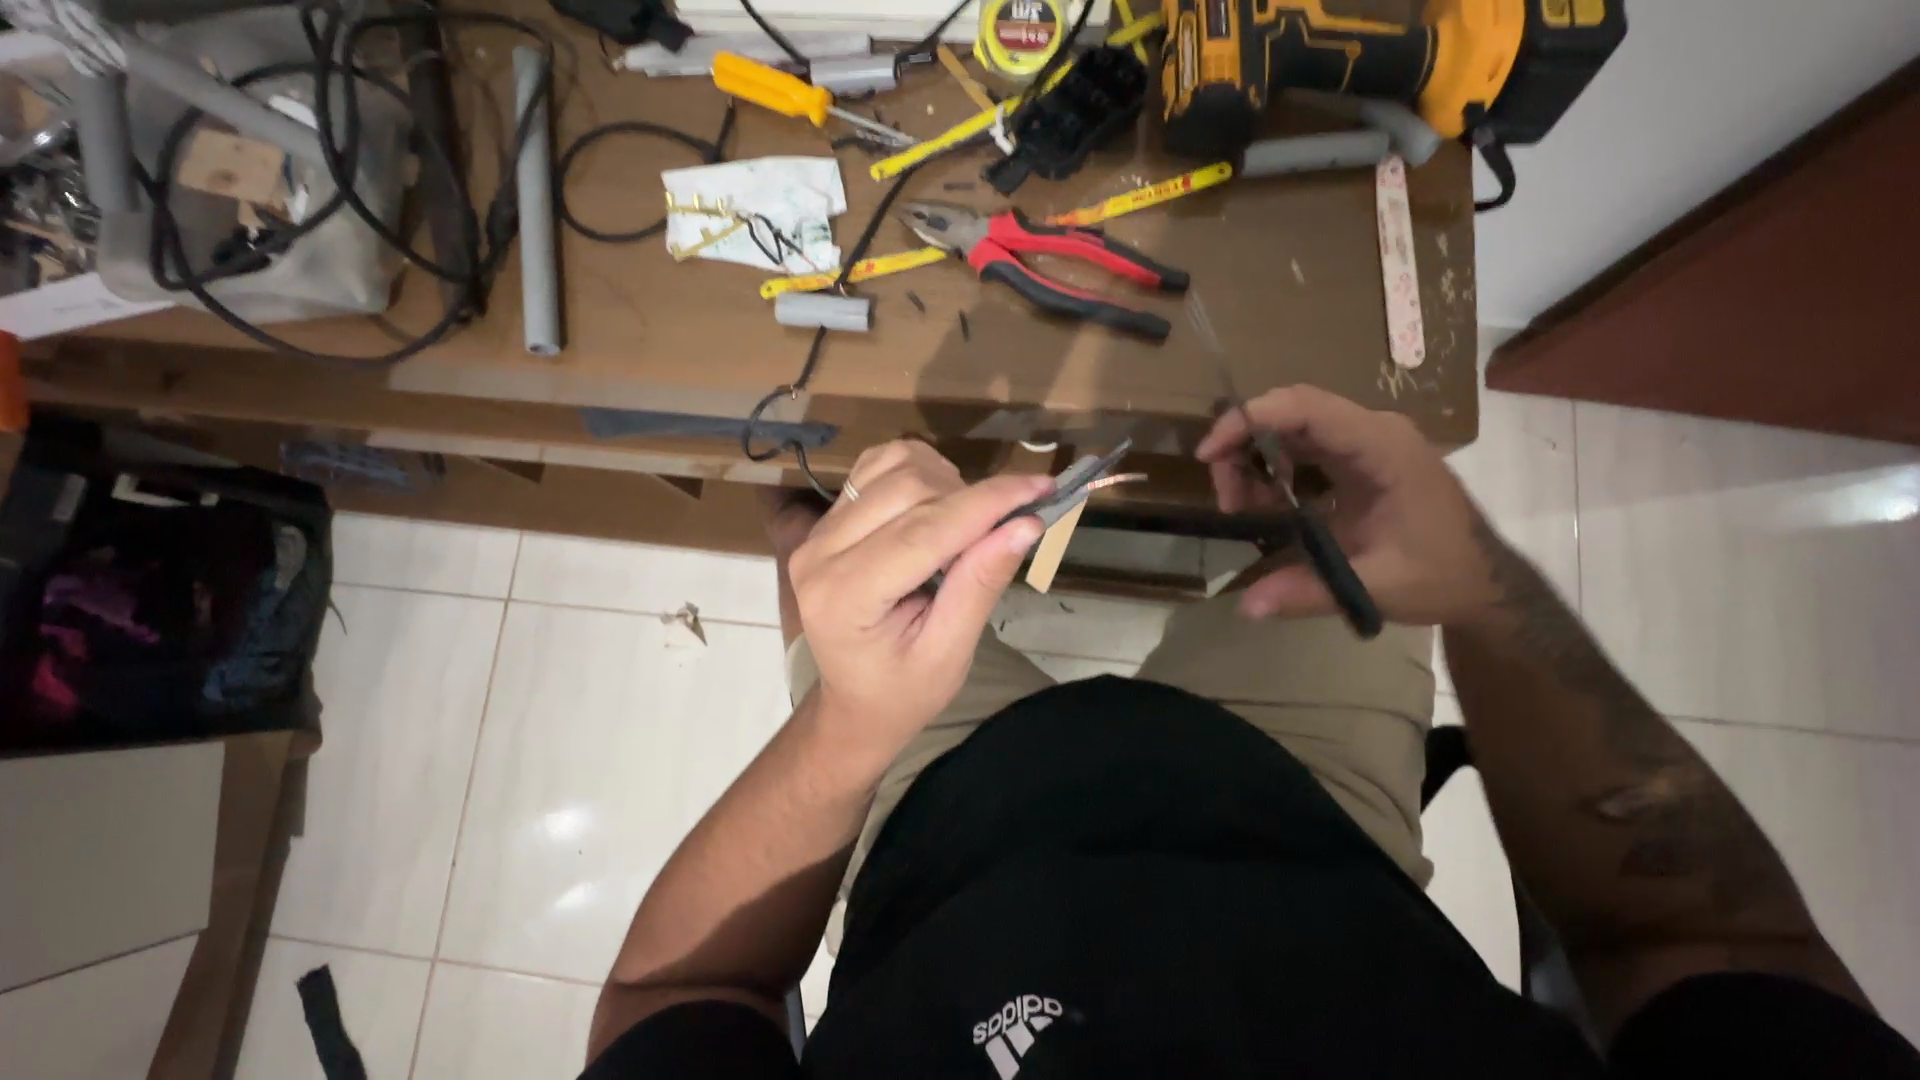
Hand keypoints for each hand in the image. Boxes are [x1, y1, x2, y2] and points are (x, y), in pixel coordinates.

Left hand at [789, 441, 1050, 745]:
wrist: (856, 701)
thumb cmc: (904, 690)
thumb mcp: (950, 652)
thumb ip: (980, 584)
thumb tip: (1026, 524)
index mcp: (845, 596)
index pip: (925, 531)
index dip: (989, 503)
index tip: (1044, 486)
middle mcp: (820, 553)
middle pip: (908, 487)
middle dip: (971, 498)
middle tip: (1004, 528)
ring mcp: (819, 530)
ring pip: (895, 465)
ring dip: (946, 482)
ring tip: (966, 527)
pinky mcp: (829, 518)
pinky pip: (879, 465)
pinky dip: (920, 472)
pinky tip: (937, 508)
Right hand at [1195, 385, 1501, 626]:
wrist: (1485, 580)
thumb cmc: (1441, 577)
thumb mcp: (1375, 587)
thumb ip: (1309, 592)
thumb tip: (1246, 607)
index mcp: (1383, 448)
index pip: (1306, 408)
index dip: (1249, 420)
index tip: (1208, 455)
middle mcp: (1372, 432)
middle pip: (1290, 412)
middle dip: (1243, 445)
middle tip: (1225, 498)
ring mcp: (1365, 442)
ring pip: (1290, 427)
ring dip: (1254, 460)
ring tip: (1243, 509)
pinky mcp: (1357, 458)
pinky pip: (1302, 446)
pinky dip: (1273, 470)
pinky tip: (1269, 506)